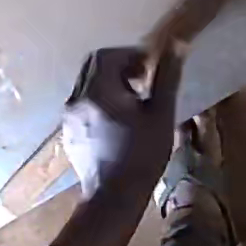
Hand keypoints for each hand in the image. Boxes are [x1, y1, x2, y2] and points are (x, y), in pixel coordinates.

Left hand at [60, 47, 180, 199]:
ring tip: (134, 99)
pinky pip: (83, 103)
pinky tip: (119, 119)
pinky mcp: (69, 134)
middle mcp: (77, 100)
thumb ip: (167, 76)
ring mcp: (69, 118)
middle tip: (143, 78)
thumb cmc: (142, 154)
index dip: (130, 55)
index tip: (149, 67)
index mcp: (98, 91)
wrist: (113, 199)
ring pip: (87, 84)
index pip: (107, 55)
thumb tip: (176, 45)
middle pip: (93, 65)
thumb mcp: (161, 113)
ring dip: (109, 81)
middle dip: (119, 65)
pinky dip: (100, 99)